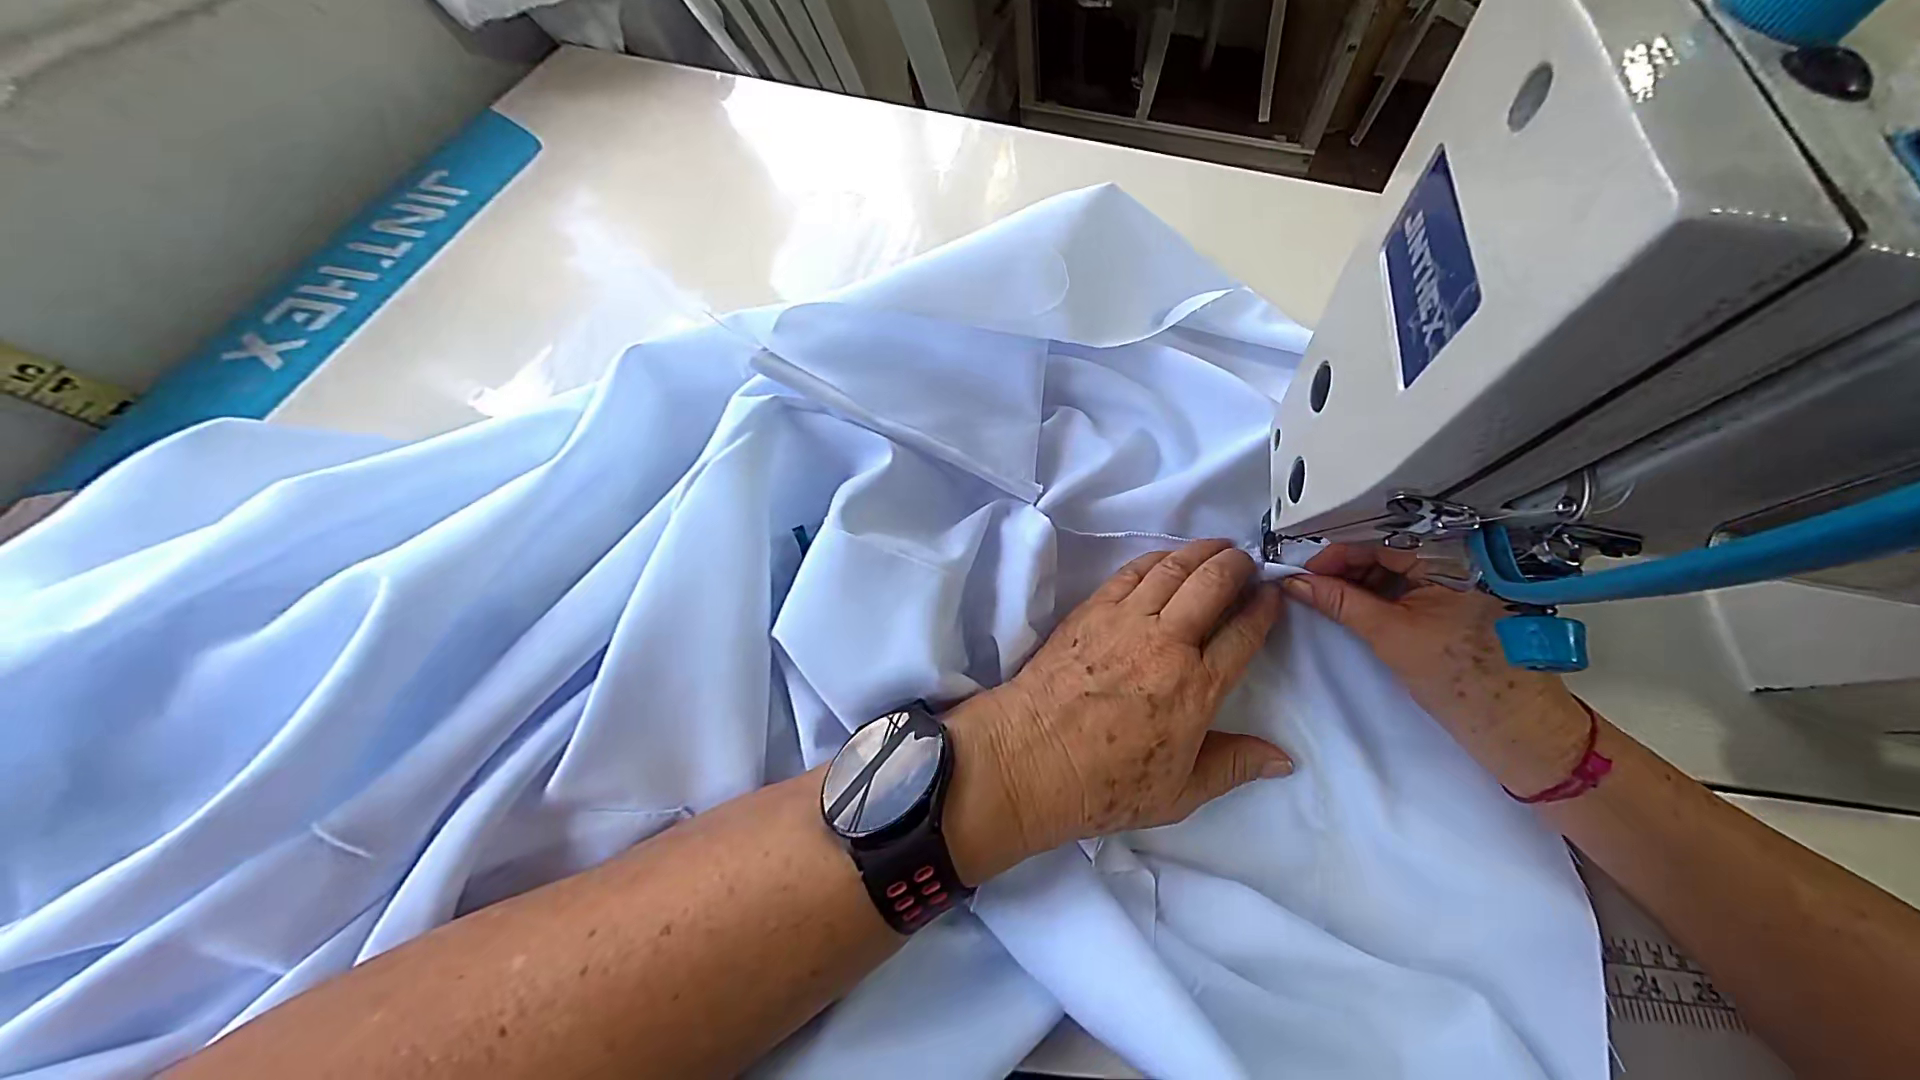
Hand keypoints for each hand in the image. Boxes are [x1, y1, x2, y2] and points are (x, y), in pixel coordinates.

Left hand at [943, 539, 1291, 881]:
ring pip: (1173, 570)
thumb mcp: (1179, 793)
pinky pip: (1131, 573)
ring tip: (1217, 548)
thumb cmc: (1105, 784)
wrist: (1031, 758)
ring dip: (1201, 553)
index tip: (1273, 596)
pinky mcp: (1090, 611)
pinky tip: (1166, 559)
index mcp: (1196, 688)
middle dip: (1237, 567)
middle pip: (1213, 585)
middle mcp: (1167, 644)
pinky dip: (1155, 559)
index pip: (1243, 634)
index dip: (1264, 609)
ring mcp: (1125, 621)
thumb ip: (1233, 766)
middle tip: (1247, 563)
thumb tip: (1283, 758)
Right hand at [1277, 543, 1590, 795]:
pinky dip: (1378, 592)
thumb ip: (1339, 601)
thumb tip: (1299, 583)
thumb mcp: (1388, 634)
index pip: (1381, 539)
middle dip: (1345, 566)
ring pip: (1395, 566)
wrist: (1511, 724)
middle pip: (1386, 549)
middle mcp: (1462, 562)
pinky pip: (1407, 583)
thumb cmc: (1468, 682)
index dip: (1337, 552)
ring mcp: (1460, 581)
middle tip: (1311, 585)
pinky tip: (1357, 606)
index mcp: (1455, 559)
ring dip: (1358, 579)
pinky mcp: (1456, 600)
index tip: (1306, 571)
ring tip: (1332, 599)